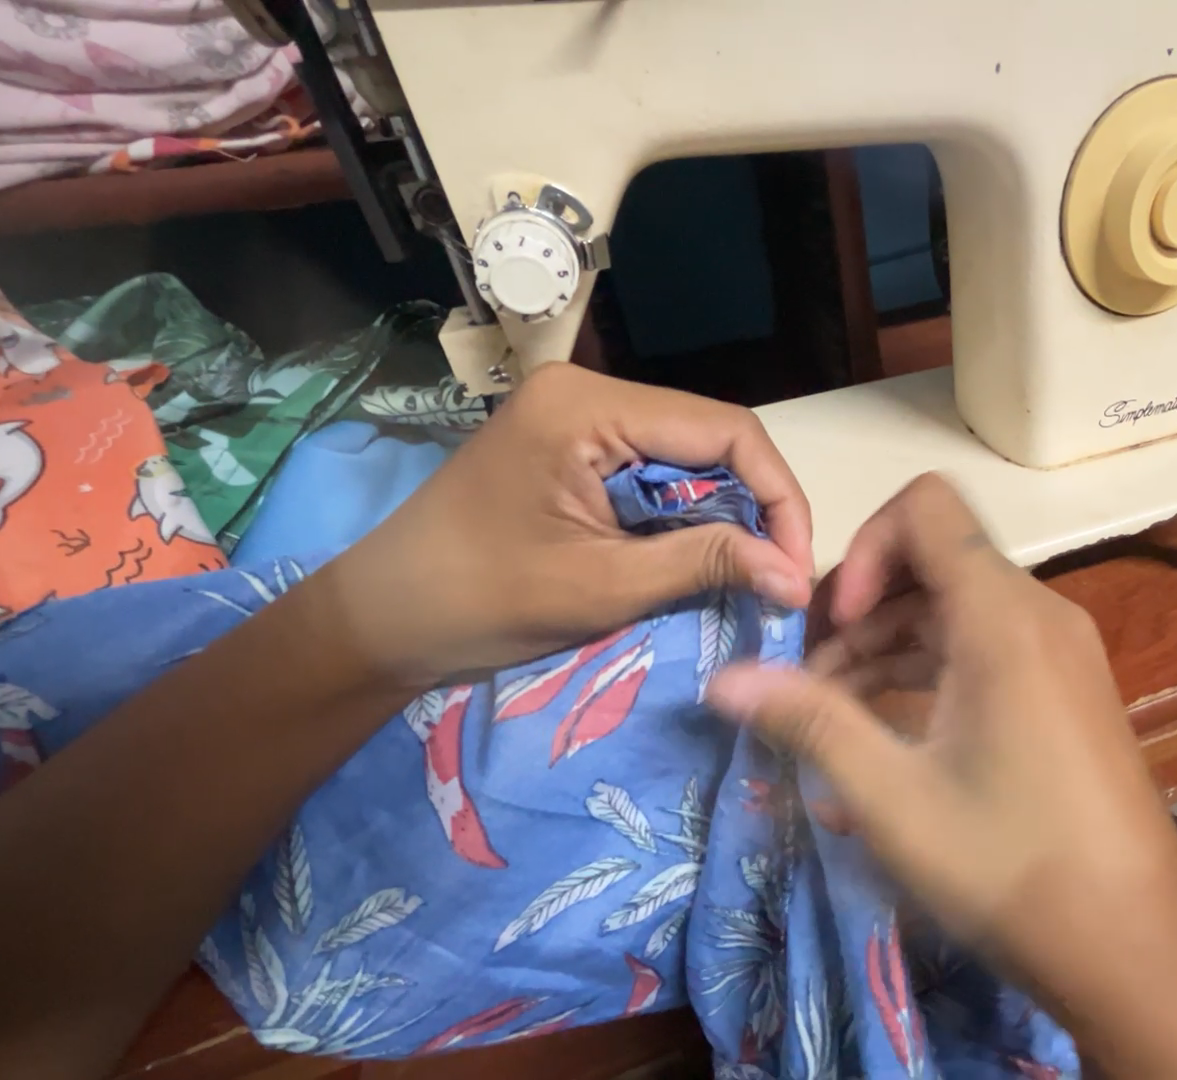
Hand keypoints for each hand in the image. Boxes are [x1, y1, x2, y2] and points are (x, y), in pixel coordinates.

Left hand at [321, 363, 813, 687]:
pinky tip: (707, 555)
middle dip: (758, 507)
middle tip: (781, 574)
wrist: (378, 623)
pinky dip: (693, 517)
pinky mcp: (578, 447)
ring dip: (730, 515)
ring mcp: (582, 417)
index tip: (797, 565)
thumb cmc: (479, 602)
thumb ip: (707, 564)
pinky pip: (662, 473)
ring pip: (694, 458)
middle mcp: (590, 393)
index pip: (726, 431)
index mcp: (588, 407)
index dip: (779, 495)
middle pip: (714, 439)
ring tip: (753, 570)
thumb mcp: (604, 586)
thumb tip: (797, 576)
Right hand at [707, 476, 1176, 1079]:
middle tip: (809, 683)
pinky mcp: (1063, 688)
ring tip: (832, 716)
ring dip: (886, 646)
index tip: (832, 627)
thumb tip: (722, 679)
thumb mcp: (894, 798)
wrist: (1137, 950)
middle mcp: (1039, 615)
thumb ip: (808, 722)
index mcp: (1004, 617)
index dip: (864, 549)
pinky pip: (983, 648)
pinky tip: (883, 736)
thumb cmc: (1013, 868)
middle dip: (859, 609)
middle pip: (933, 562)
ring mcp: (1058, 652)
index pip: (926, 508)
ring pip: (954, 610)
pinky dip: (927, 671)